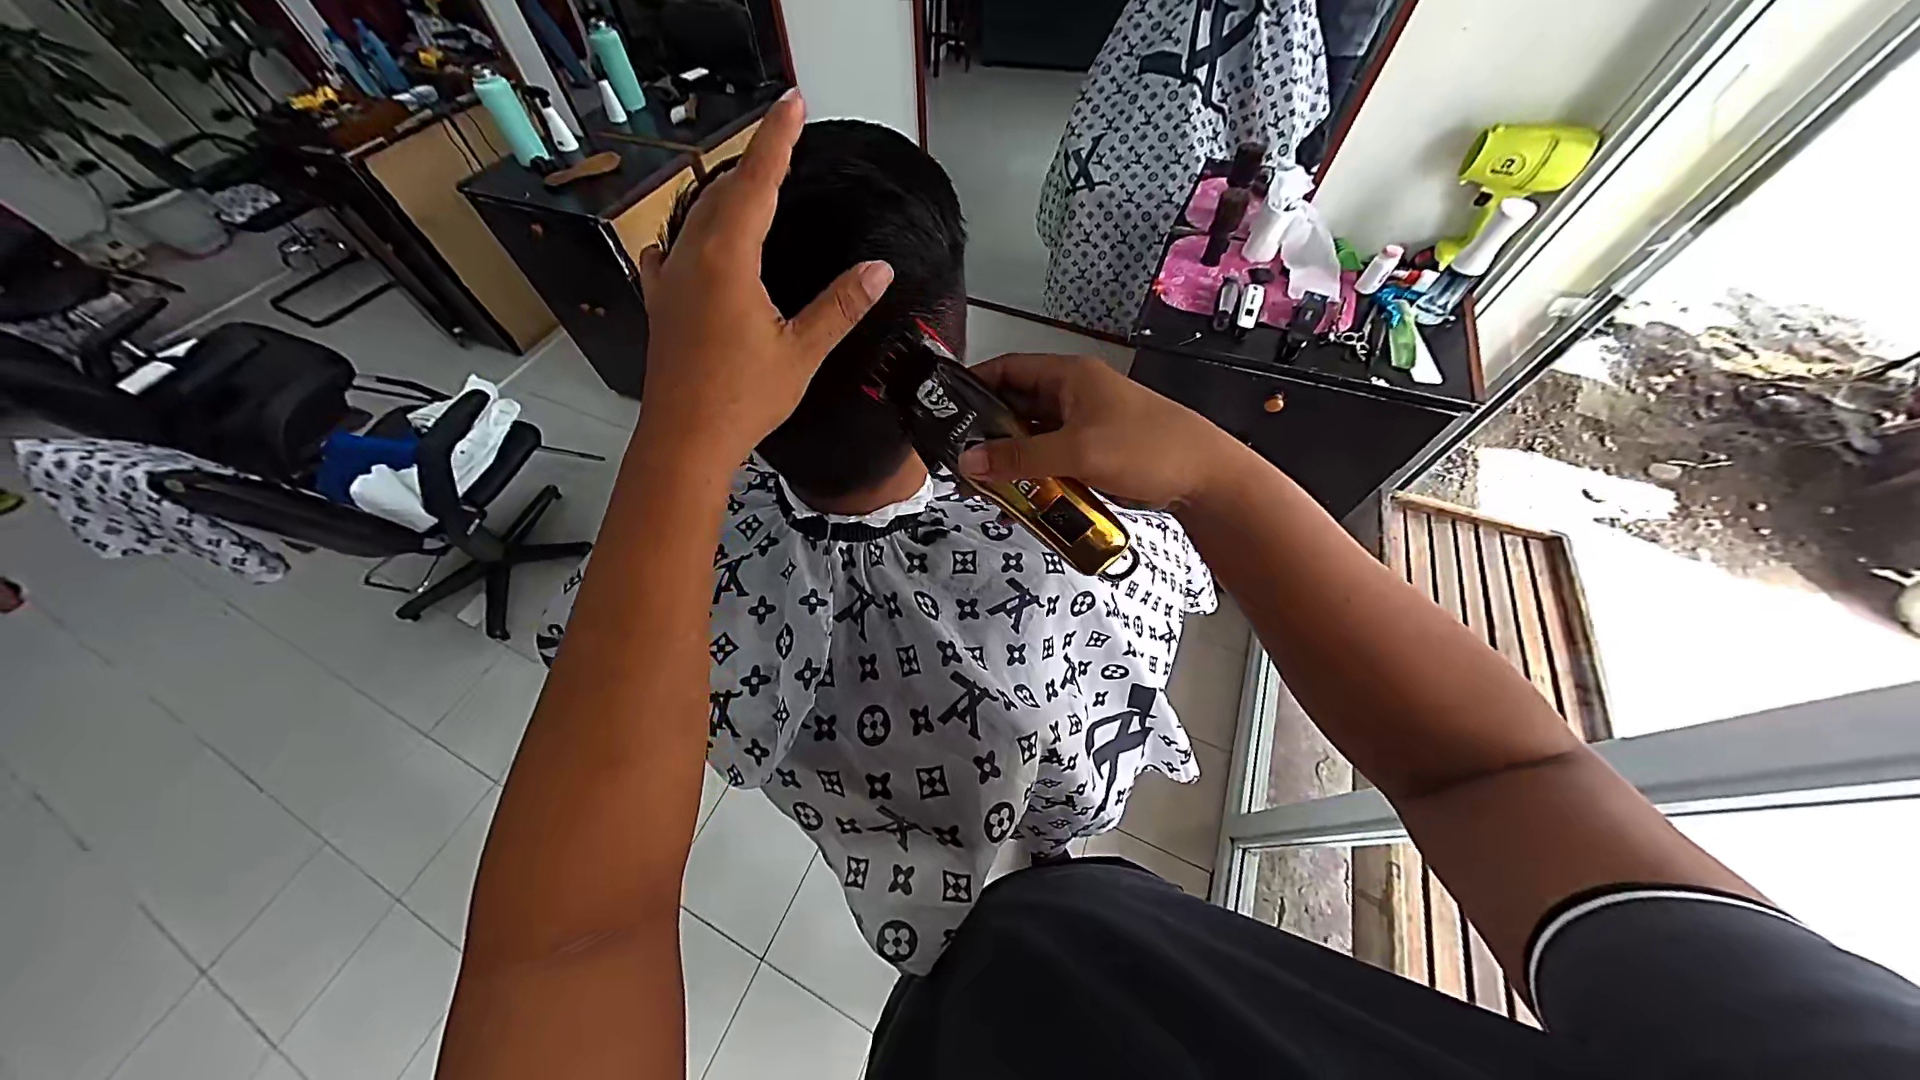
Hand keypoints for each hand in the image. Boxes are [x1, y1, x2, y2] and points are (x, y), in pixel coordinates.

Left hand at [634, 91, 893, 466]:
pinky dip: (691, 234)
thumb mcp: (802, 352)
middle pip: (723, 190)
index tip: (793, 104)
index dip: (779, 138)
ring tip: (748, 185)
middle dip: (754, 161)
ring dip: (724, 193)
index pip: (758, 180)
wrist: (685, 439)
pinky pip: (673, 250)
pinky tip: (692, 245)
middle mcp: (692, 259)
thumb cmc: (738, 400)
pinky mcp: (662, 303)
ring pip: (695, 215)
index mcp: (727, 261)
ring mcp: (671, 279)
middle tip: (781, 142)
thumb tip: (877, 272)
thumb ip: (840, 306)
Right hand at [956, 353, 1248, 507]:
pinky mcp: (1093, 451)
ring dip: (1011, 457)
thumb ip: (1019, 457)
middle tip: (961, 458)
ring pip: (1033, 436)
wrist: (1204, 478)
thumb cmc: (1148, 448)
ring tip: (985, 483)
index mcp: (1069, 376)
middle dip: (989, 431)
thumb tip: (968, 461)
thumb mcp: (1076, 451)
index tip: (947, 407)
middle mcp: (1074, 395)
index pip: (1009, 368)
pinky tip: (1021, 495)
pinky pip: (1052, 458)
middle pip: (1017, 405)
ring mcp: (1084, 424)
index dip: (976, 382)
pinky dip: (1034, 473)